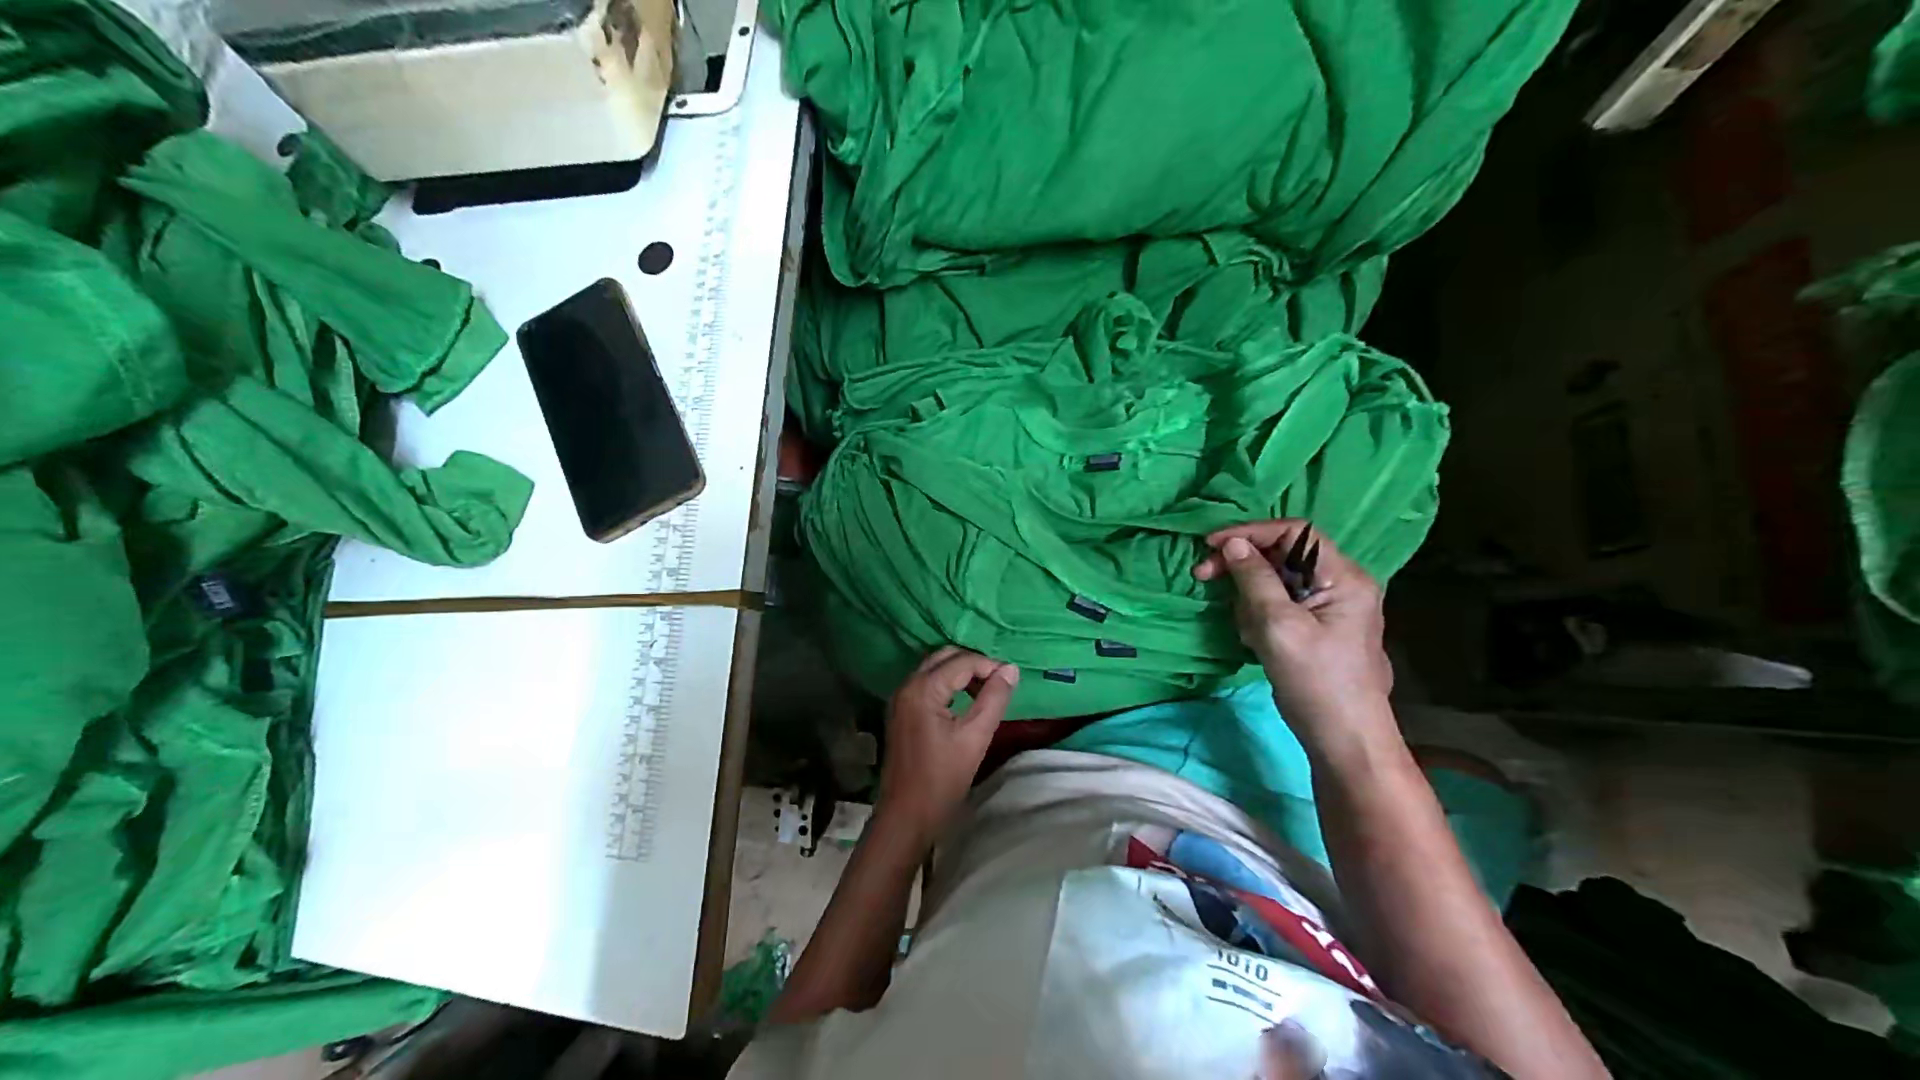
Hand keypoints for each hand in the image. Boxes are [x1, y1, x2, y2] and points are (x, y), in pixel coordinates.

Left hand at [878, 647, 1019, 843]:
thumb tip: (1010, 669)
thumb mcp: (976, 737)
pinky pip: (926, 683)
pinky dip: (947, 683)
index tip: (1011, 680)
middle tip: (998, 681)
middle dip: (973, 663)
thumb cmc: (942, 778)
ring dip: (960, 672)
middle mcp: (907, 685)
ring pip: (934, 668)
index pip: (962, 661)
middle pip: (944, 657)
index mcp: (922, 689)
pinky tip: (965, 701)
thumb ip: (994, 699)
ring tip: (986, 690)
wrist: (906, 815)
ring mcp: (900, 698)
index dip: (989, 666)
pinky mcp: (900, 711)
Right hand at [1192, 520, 1393, 739]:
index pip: (1295, 532)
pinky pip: (1278, 606)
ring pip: (1276, 582)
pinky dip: (1258, 616)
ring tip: (1247, 632)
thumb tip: (1232, 543)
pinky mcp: (1314, 628)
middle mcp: (1340, 584)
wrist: (1344, 738)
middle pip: (1283, 555)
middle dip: (1243, 567)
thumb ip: (1255, 579)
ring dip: (1250, 599)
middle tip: (1204, 576)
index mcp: (1343, 577)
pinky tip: (1255, 641)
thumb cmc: (1316, 680)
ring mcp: (1328, 608)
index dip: (1251, 532)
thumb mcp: (1279, 626)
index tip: (1211, 544)